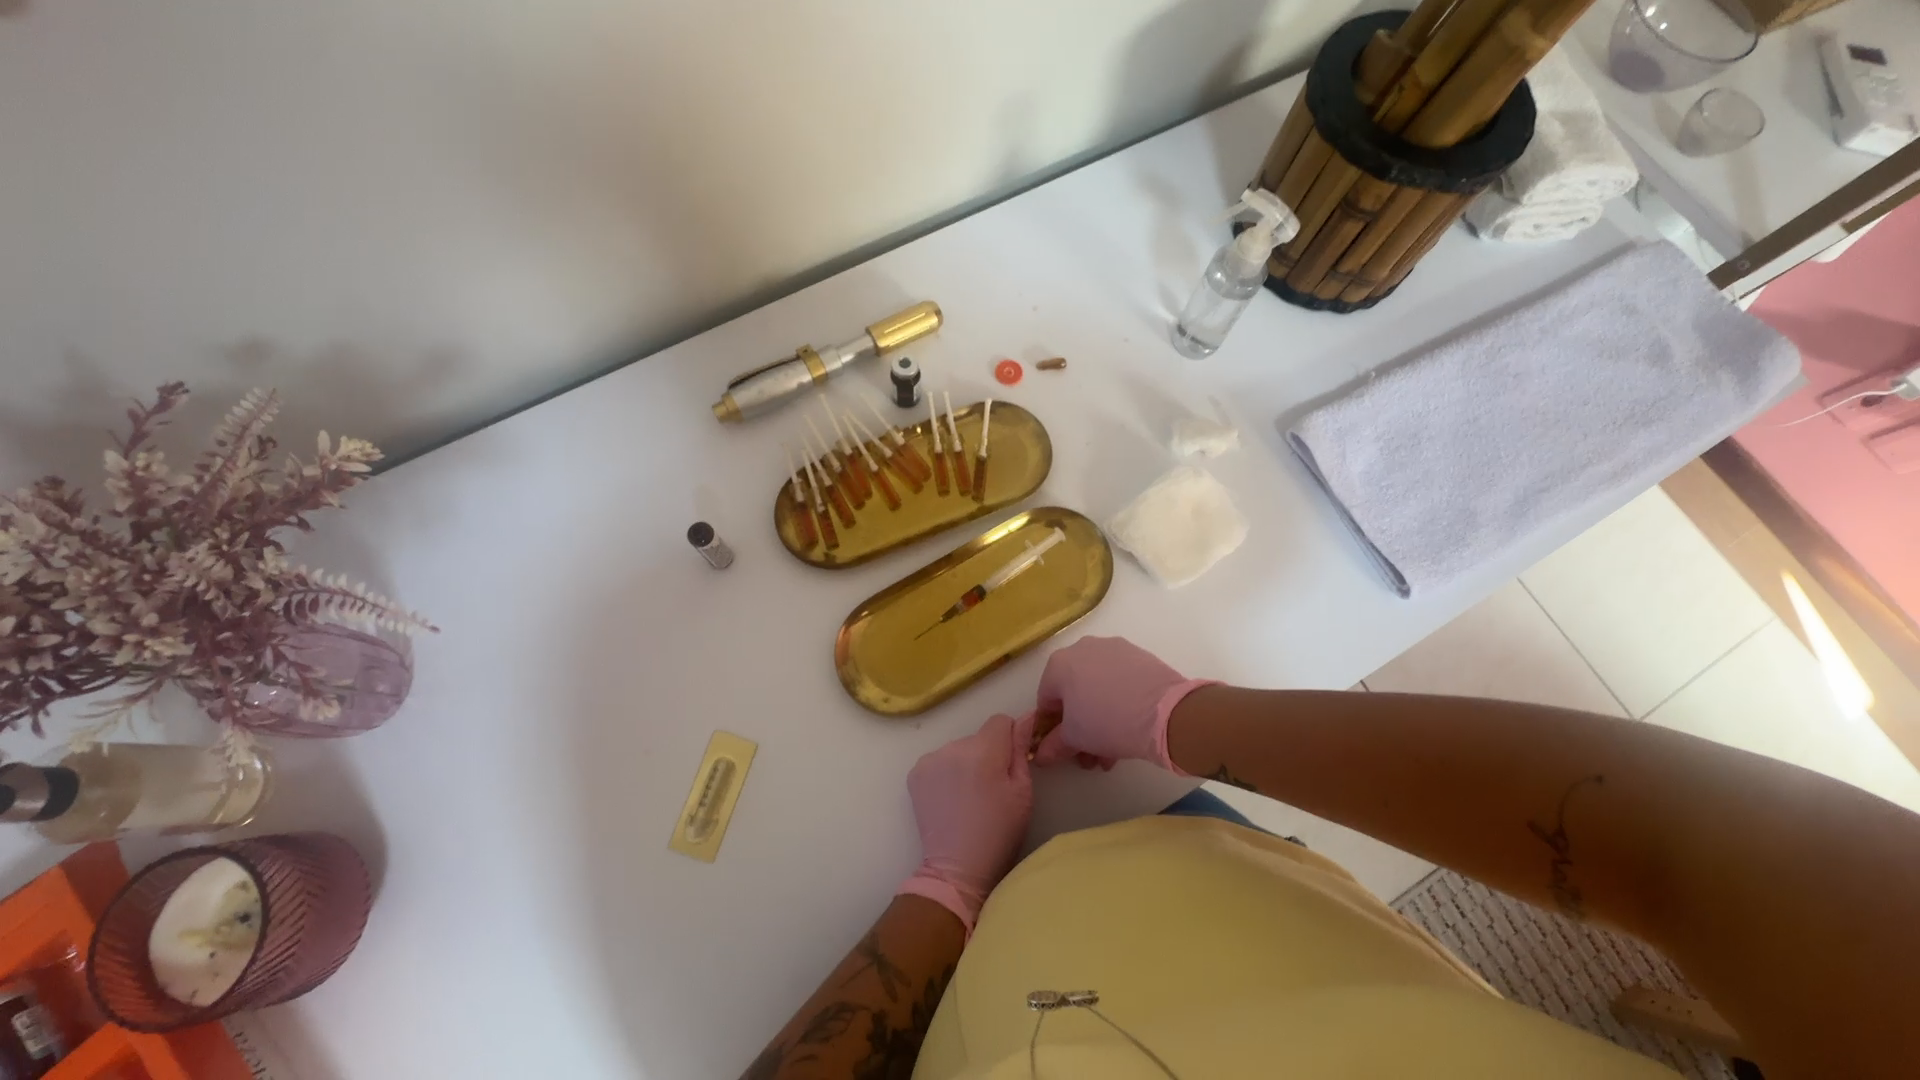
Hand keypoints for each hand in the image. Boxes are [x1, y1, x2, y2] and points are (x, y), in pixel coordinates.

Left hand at [897, 713, 1036, 932]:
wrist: (957, 867)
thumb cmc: (999, 832)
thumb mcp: (1022, 792)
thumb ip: (1021, 750)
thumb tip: (1025, 719)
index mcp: (983, 751)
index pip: (1000, 721)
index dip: (1010, 738)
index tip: (1010, 763)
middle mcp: (953, 747)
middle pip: (978, 737)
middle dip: (987, 753)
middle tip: (990, 788)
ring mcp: (930, 760)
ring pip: (958, 749)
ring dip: (965, 763)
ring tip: (969, 797)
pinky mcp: (915, 774)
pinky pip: (939, 761)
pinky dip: (946, 773)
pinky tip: (951, 799)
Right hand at [1031, 636, 1216, 772]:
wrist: (1166, 712)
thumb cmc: (1108, 722)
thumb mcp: (1075, 739)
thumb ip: (1053, 745)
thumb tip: (1041, 754)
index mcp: (1059, 664)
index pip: (1045, 700)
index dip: (1052, 728)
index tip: (1065, 747)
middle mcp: (1083, 649)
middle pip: (1074, 694)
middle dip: (1080, 727)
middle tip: (1089, 754)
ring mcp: (1113, 649)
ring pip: (1098, 689)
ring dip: (1100, 720)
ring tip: (1111, 752)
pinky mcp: (1139, 656)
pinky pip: (1119, 681)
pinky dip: (1119, 703)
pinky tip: (1129, 731)